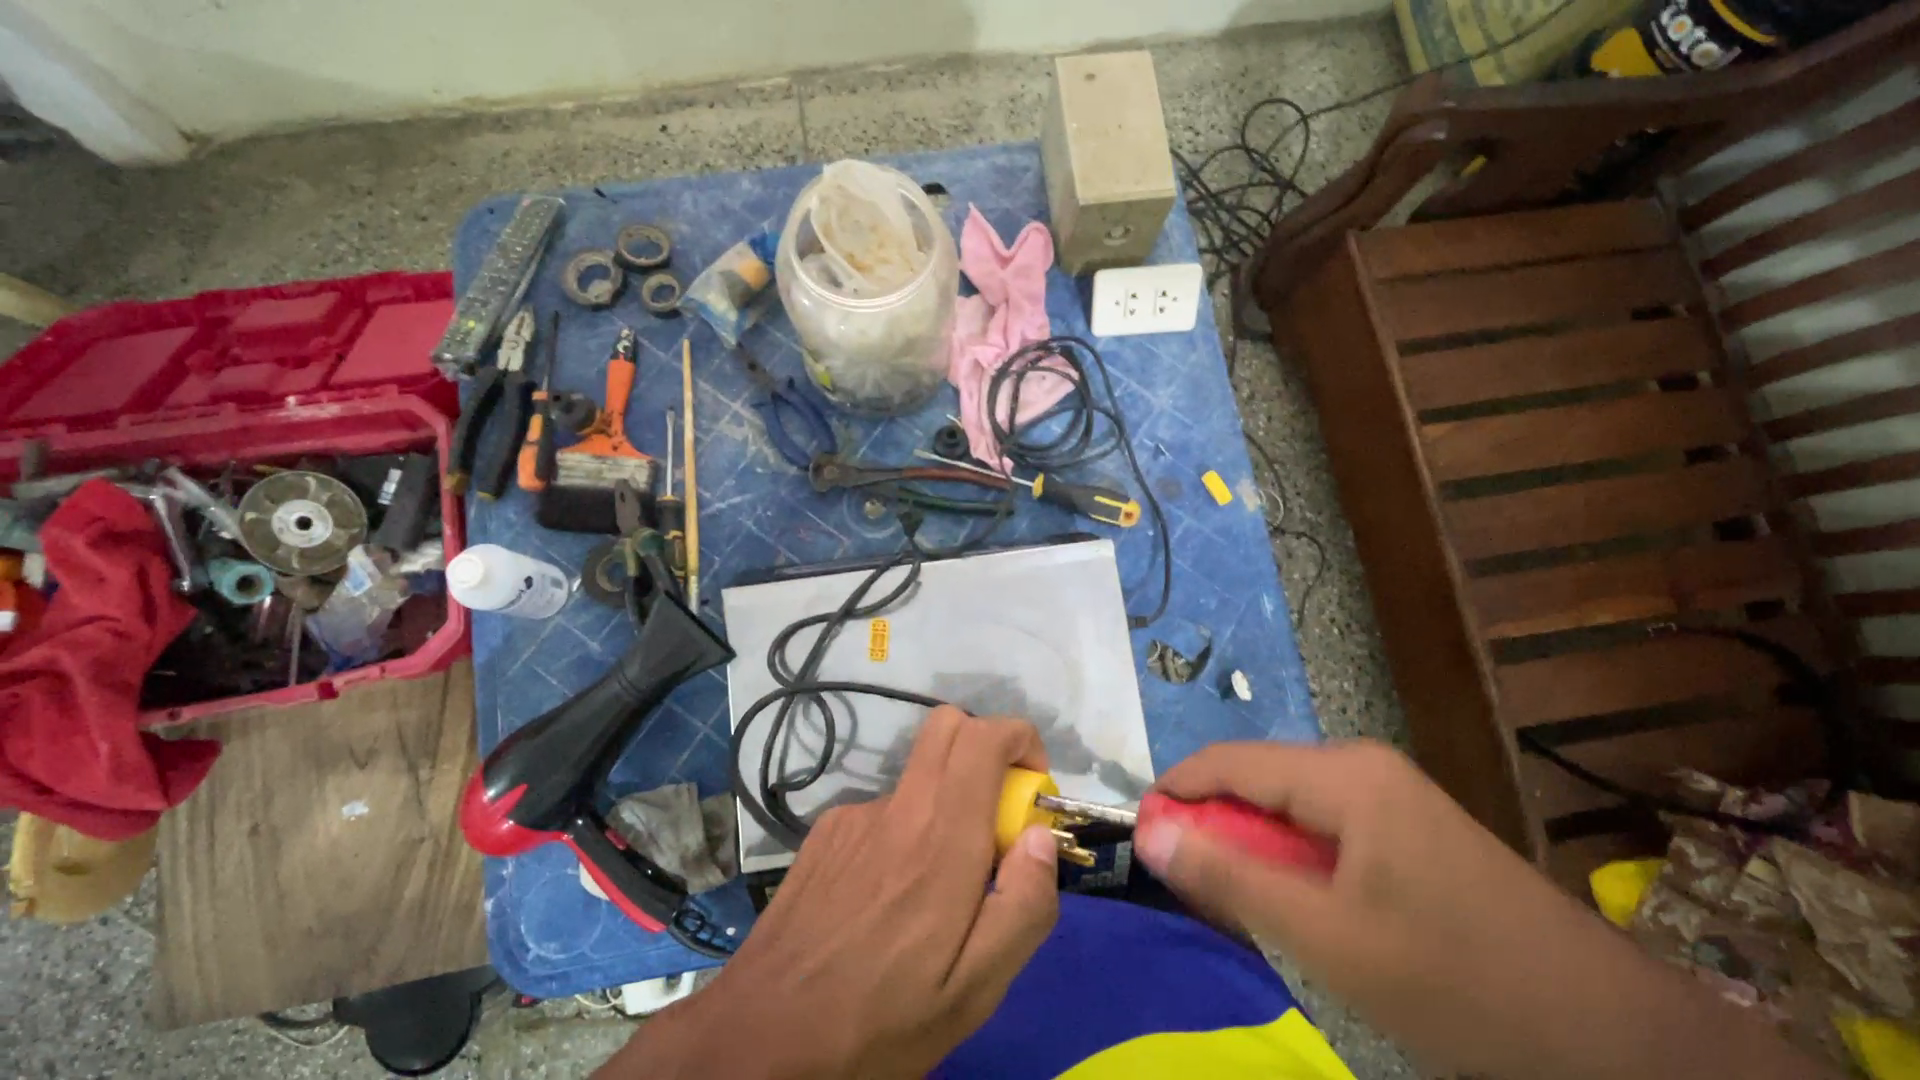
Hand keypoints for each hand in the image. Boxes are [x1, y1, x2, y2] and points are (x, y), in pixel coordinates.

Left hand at [601, 706, 1059, 1079]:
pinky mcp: (823, 835)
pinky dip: (903, 834)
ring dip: (943, 810)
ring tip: (933, 899)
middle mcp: (896, 810)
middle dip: (987, 752)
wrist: (764, 1036)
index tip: (1032, 791)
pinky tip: (886, 904)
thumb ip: (1024, 905)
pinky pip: (881, 813)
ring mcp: (852, 817)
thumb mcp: (975, 989)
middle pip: (947, 728)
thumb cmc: (882, 1018)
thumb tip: (1039, 837)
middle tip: (997, 823)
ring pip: (916, 780)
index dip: (1020, 740)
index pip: (983, 738)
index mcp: (941, 840)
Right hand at [1133, 739, 1831, 1079]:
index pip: (1226, 761)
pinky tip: (1302, 911)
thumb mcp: (1324, 936)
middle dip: (1215, 829)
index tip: (1139, 845)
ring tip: (1242, 909)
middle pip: (1258, 781)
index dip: (1174, 797)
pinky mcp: (1413, 831)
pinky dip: (1296, 864)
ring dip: (1255, 852)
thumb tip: (1148, 832)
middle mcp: (1365, 767)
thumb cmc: (1453, 980)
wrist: (1608, 1034)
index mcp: (1344, 775)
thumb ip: (1228, 878)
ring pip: (1291, 810)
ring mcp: (1396, 797)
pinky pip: (1328, 830)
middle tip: (1191, 893)